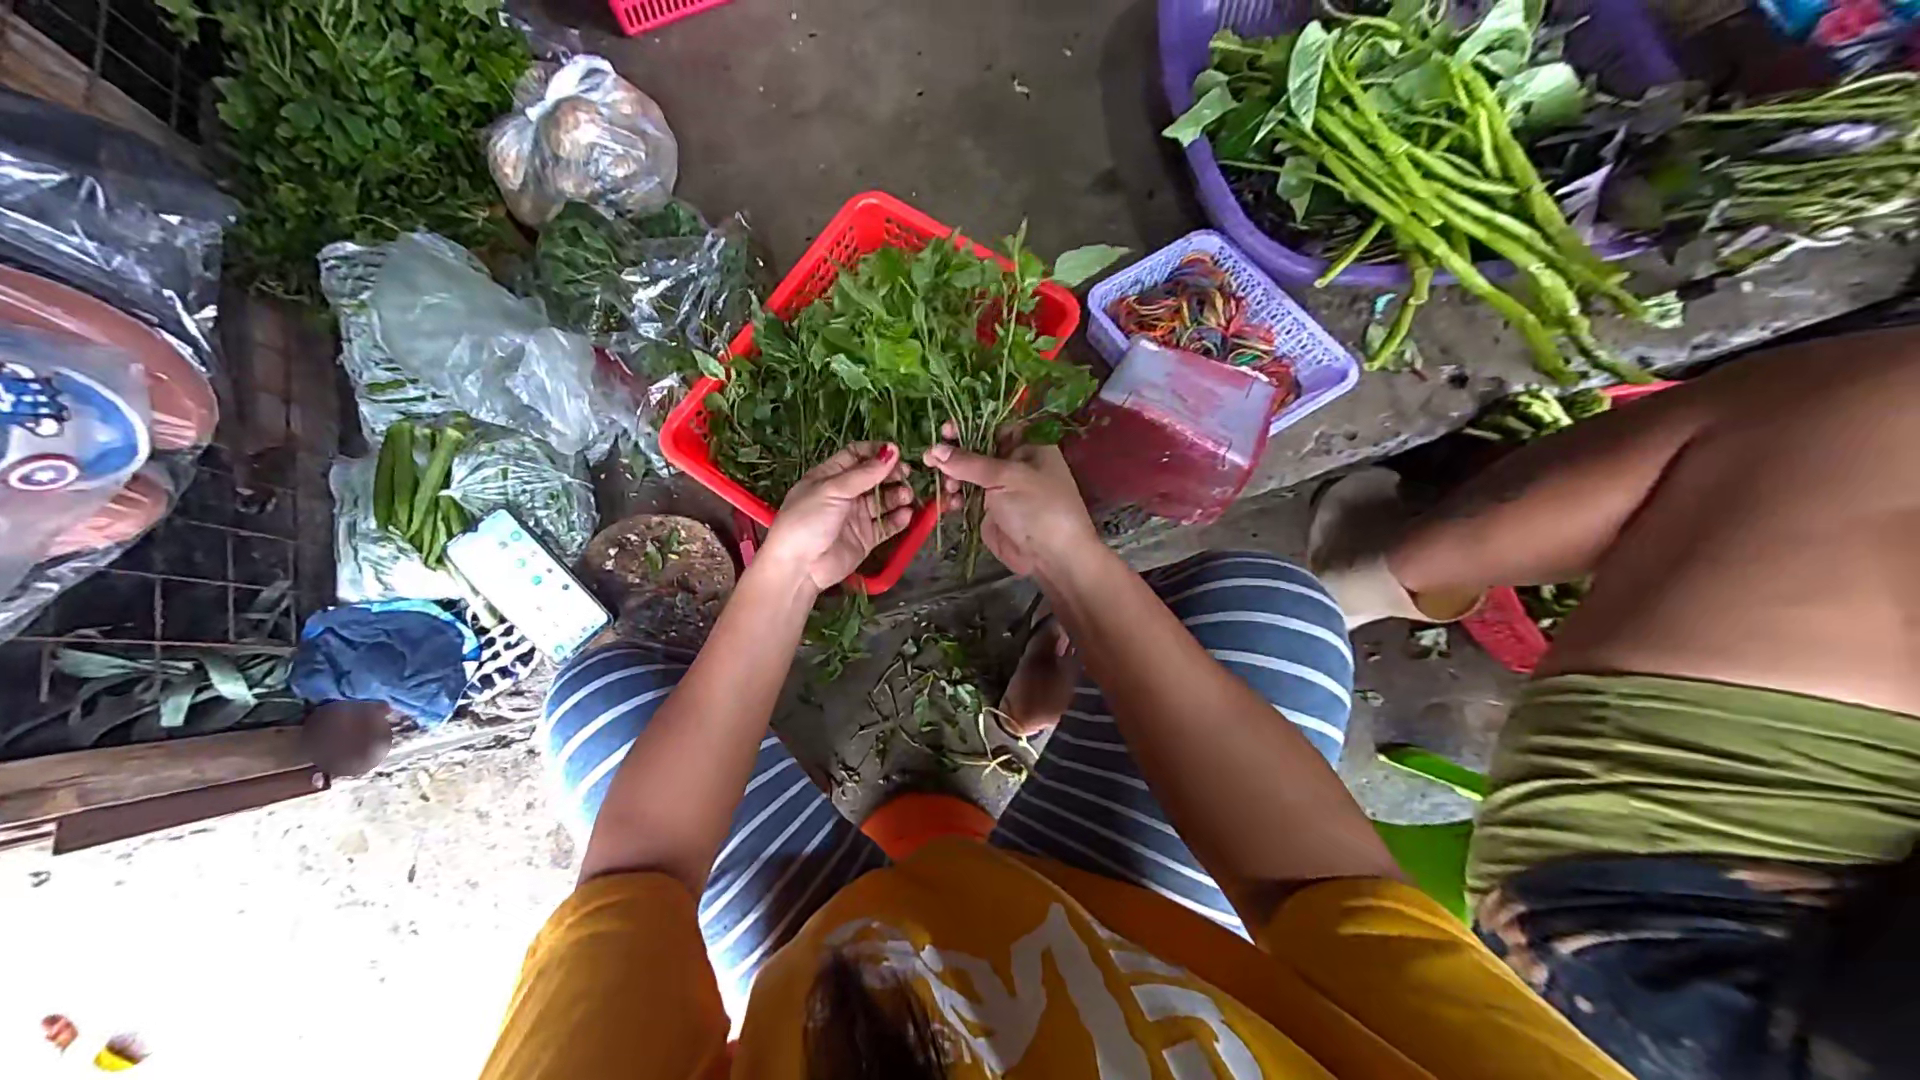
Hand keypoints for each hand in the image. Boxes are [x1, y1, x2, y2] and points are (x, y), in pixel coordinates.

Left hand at [760, 442, 915, 591]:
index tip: (896, 453)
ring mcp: (856, 517)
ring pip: (883, 501)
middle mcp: (844, 494)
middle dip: (891, 474)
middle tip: (906, 475)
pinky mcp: (866, 538)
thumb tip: (892, 451)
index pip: (856, 456)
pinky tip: (906, 515)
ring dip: (897, 496)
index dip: (876, 452)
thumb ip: (864, 473)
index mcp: (830, 476)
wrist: (798, 567)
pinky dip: (898, 520)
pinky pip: (886, 525)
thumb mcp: (832, 489)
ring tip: (906, 496)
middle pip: (874, 478)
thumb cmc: (807, 520)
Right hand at [922, 432, 1100, 578]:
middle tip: (930, 456)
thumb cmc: (1038, 506)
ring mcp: (1001, 488)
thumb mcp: (1006, 477)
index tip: (944, 430)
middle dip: (954, 453)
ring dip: (952, 476)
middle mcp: (1014, 463)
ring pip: (969, 474)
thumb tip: (935, 450)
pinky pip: (967, 497)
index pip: (994, 426)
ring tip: (946, 484)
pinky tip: (949, 501)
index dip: (968, 426)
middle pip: (977, 450)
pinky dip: (956, 497)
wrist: (1052, 556)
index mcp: (1028, 446)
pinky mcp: (990, 511)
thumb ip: (969, 463)